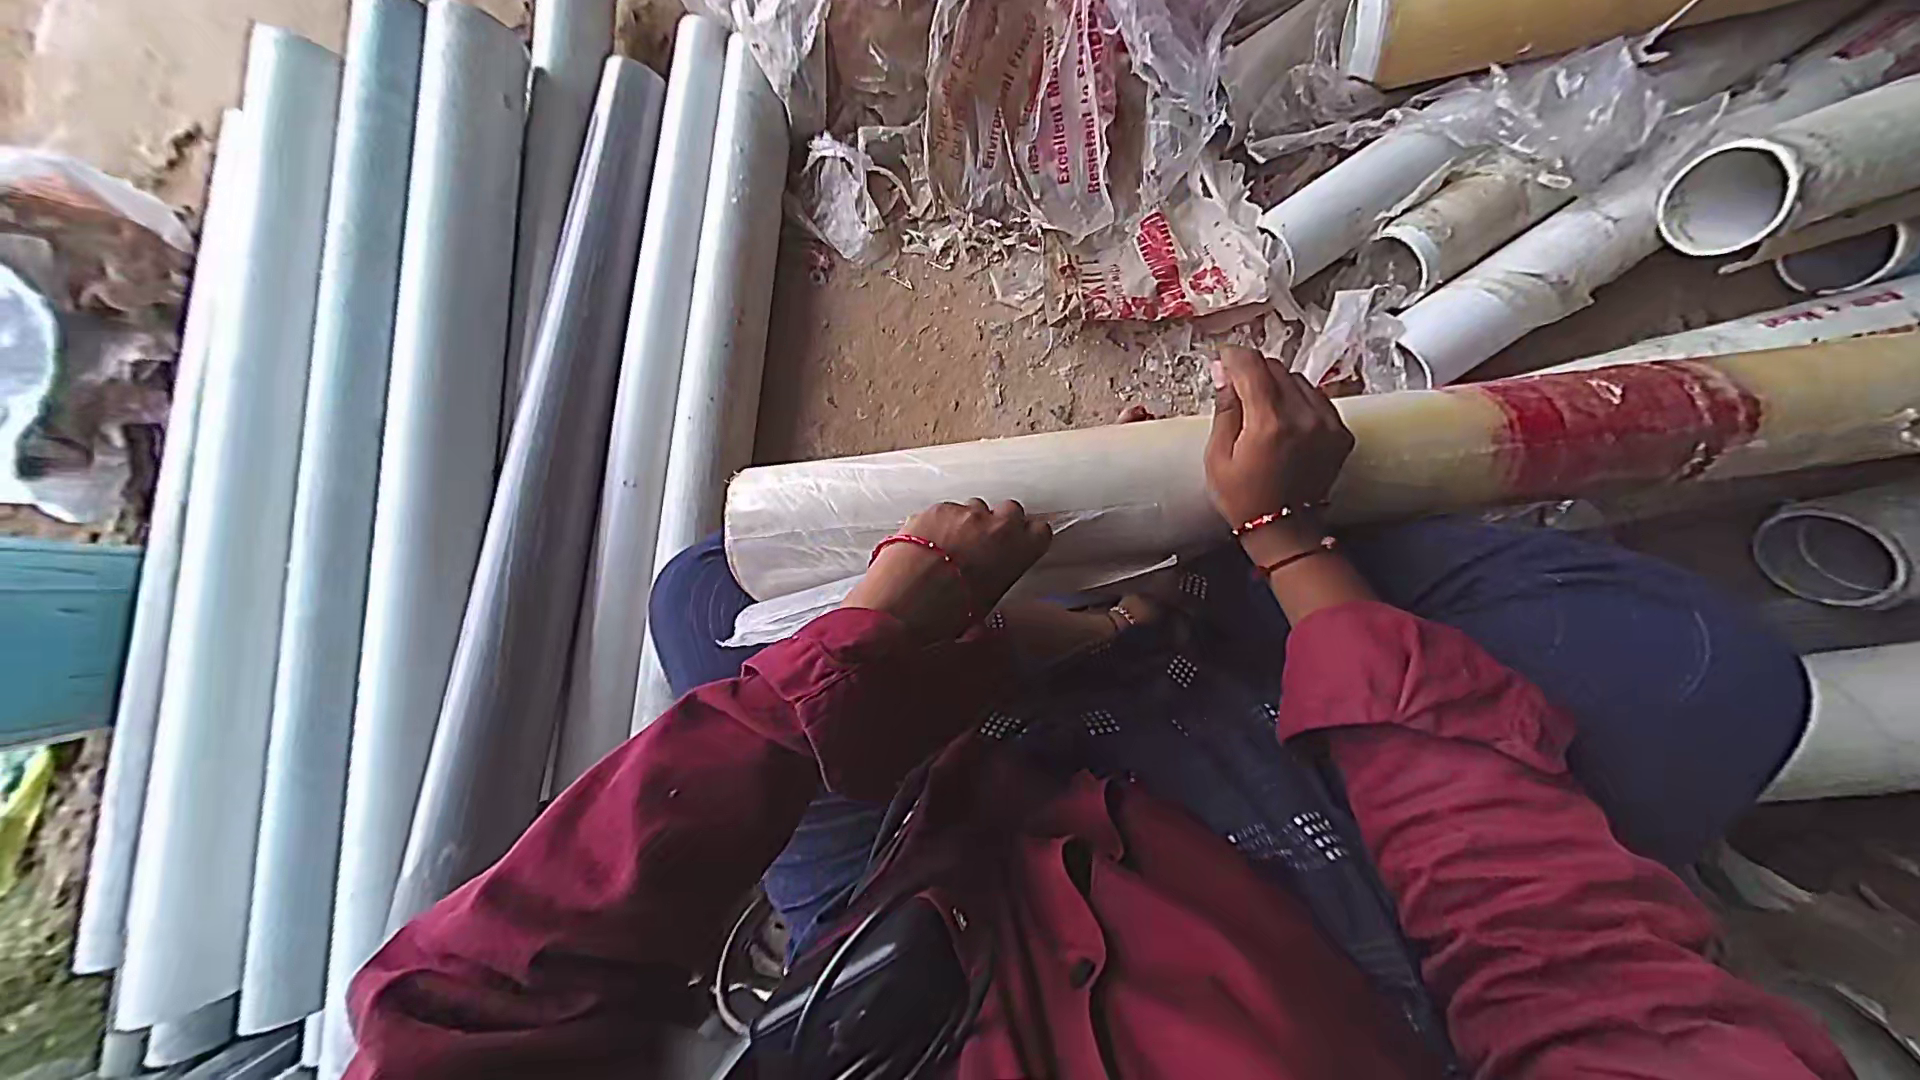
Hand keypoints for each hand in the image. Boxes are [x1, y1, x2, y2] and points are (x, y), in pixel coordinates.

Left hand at [842, 499, 1051, 640]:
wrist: (906, 603)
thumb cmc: (950, 612)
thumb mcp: (988, 601)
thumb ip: (997, 576)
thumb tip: (988, 578)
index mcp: (1020, 550)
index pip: (1039, 530)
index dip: (1026, 537)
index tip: (1017, 544)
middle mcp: (999, 525)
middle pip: (1009, 511)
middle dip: (997, 523)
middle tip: (982, 544)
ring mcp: (966, 513)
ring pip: (973, 508)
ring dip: (966, 522)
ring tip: (948, 548)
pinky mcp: (936, 509)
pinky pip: (944, 511)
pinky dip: (938, 524)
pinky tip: (927, 545)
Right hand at [1205, 345, 1354, 529]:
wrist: (1284, 529)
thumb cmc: (1242, 498)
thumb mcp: (1217, 456)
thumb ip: (1225, 410)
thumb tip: (1223, 373)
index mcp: (1269, 424)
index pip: (1253, 367)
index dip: (1234, 357)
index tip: (1223, 357)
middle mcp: (1304, 417)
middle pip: (1277, 369)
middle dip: (1253, 371)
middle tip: (1236, 384)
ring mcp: (1327, 424)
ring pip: (1298, 380)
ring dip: (1276, 384)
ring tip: (1260, 405)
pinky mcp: (1340, 432)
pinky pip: (1317, 398)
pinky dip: (1298, 399)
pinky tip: (1283, 417)